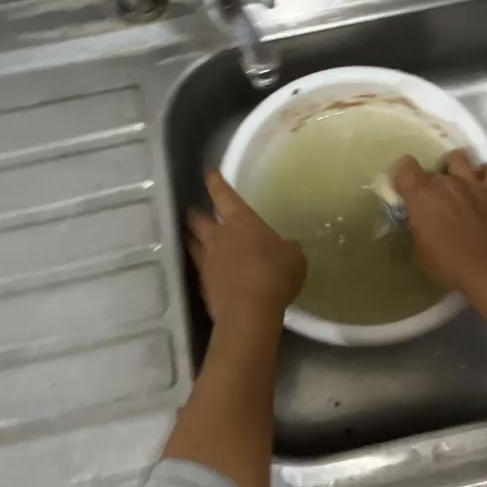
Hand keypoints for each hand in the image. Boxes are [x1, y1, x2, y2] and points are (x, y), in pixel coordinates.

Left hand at [187, 170, 306, 336]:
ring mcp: (207, 262)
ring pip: (192, 243)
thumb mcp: (294, 259)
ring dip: (192, 238)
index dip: (215, 182)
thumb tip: (289, 247)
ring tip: (194, 238)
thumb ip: (288, 250)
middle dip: (195, 213)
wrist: (248, 313)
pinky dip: (203, 268)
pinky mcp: (202, 286)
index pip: (224, 194)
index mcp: (242, 222)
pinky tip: (210, 273)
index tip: (209, 173)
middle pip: (197, 219)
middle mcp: (218, 237)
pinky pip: (199, 270)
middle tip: (196, 211)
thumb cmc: (275, 276)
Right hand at [392, 150, 486, 293]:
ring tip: (456, 183)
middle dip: (429, 183)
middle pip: (431, 169)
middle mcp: (446, 182)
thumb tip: (416, 226)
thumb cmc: (448, 263)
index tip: (405, 190)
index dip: (402, 176)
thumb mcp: (418, 252)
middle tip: (433, 203)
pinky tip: (485, 183)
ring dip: (455, 167)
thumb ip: (414, 230)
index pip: (404, 166)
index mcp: (421, 195)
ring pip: (459, 157)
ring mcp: (472, 183)